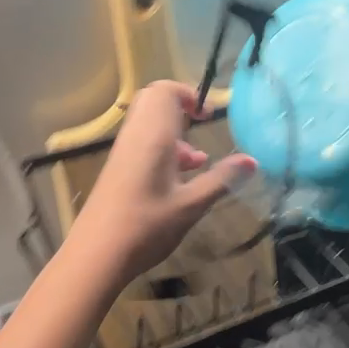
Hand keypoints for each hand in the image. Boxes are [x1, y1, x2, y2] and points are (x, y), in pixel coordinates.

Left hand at [70, 80, 256, 284]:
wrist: (96, 256)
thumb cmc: (147, 226)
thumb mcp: (192, 204)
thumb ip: (222, 179)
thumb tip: (252, 161)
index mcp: (153, 135)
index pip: (164, 91)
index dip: (188, 94)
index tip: (208, 114)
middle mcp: (136, 136)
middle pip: (154, 103)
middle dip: (180, 110)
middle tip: (201, 127)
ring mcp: (124, 153)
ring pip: (149, 126)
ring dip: (175, 135)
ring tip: (199, 163)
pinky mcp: (118, 170)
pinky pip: (143, 145)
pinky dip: (164, 151)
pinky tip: (181, 181)